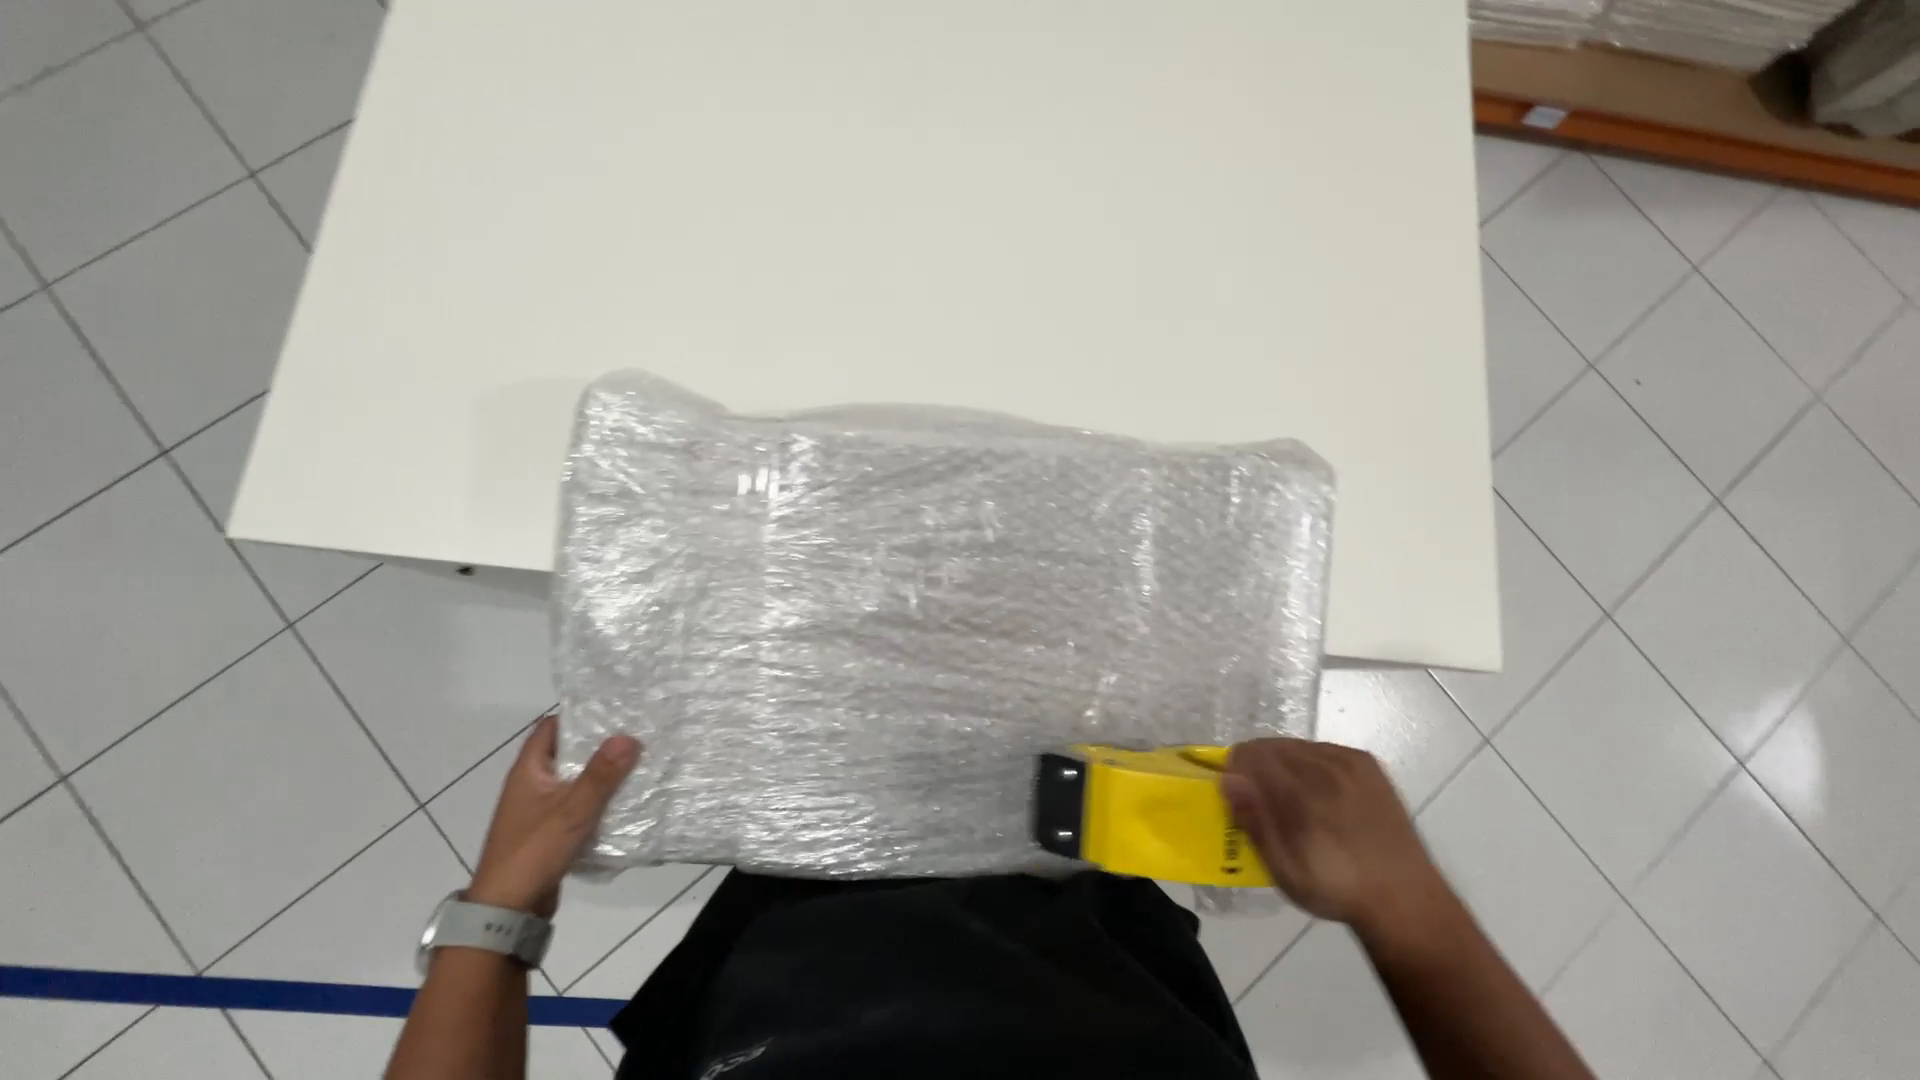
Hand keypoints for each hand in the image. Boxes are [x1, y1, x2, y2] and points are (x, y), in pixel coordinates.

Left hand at [465, 714, 640, 917]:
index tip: (614, 708)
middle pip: (567, 752)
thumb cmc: (533, 851)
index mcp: (528, 771)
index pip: (551, 727)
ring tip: (640, 761)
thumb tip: (628, 736)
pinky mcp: (550, 832)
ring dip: (602, 773)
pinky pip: (578, 805)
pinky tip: (626, 799)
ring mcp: (539, 810)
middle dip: (599, 744)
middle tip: (637, 732)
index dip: (579, 715)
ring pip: (575, 780)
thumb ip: (601, 775)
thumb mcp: (572, 810)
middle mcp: (532, 785)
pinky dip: (599, 800)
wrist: (506, 910)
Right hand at [1221, 738, 1452, 941]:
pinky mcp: (1367, 764)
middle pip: (1270, 746)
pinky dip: (1309, 764)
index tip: (1238, 801)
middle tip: (1263, 805)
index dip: (1235, 774)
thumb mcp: (1285, 870)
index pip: (1249, 754)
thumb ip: (1254, 821)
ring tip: (1292, 802)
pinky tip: (1318, 793)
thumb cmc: (1336, 888)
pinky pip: (1321, 750)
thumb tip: (1228, 779)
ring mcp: (1351, 763)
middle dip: (1257, 769)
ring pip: (1295, 746)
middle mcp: (1327, 767)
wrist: (1405, 899)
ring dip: (1282, 766)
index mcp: (1303, 792)